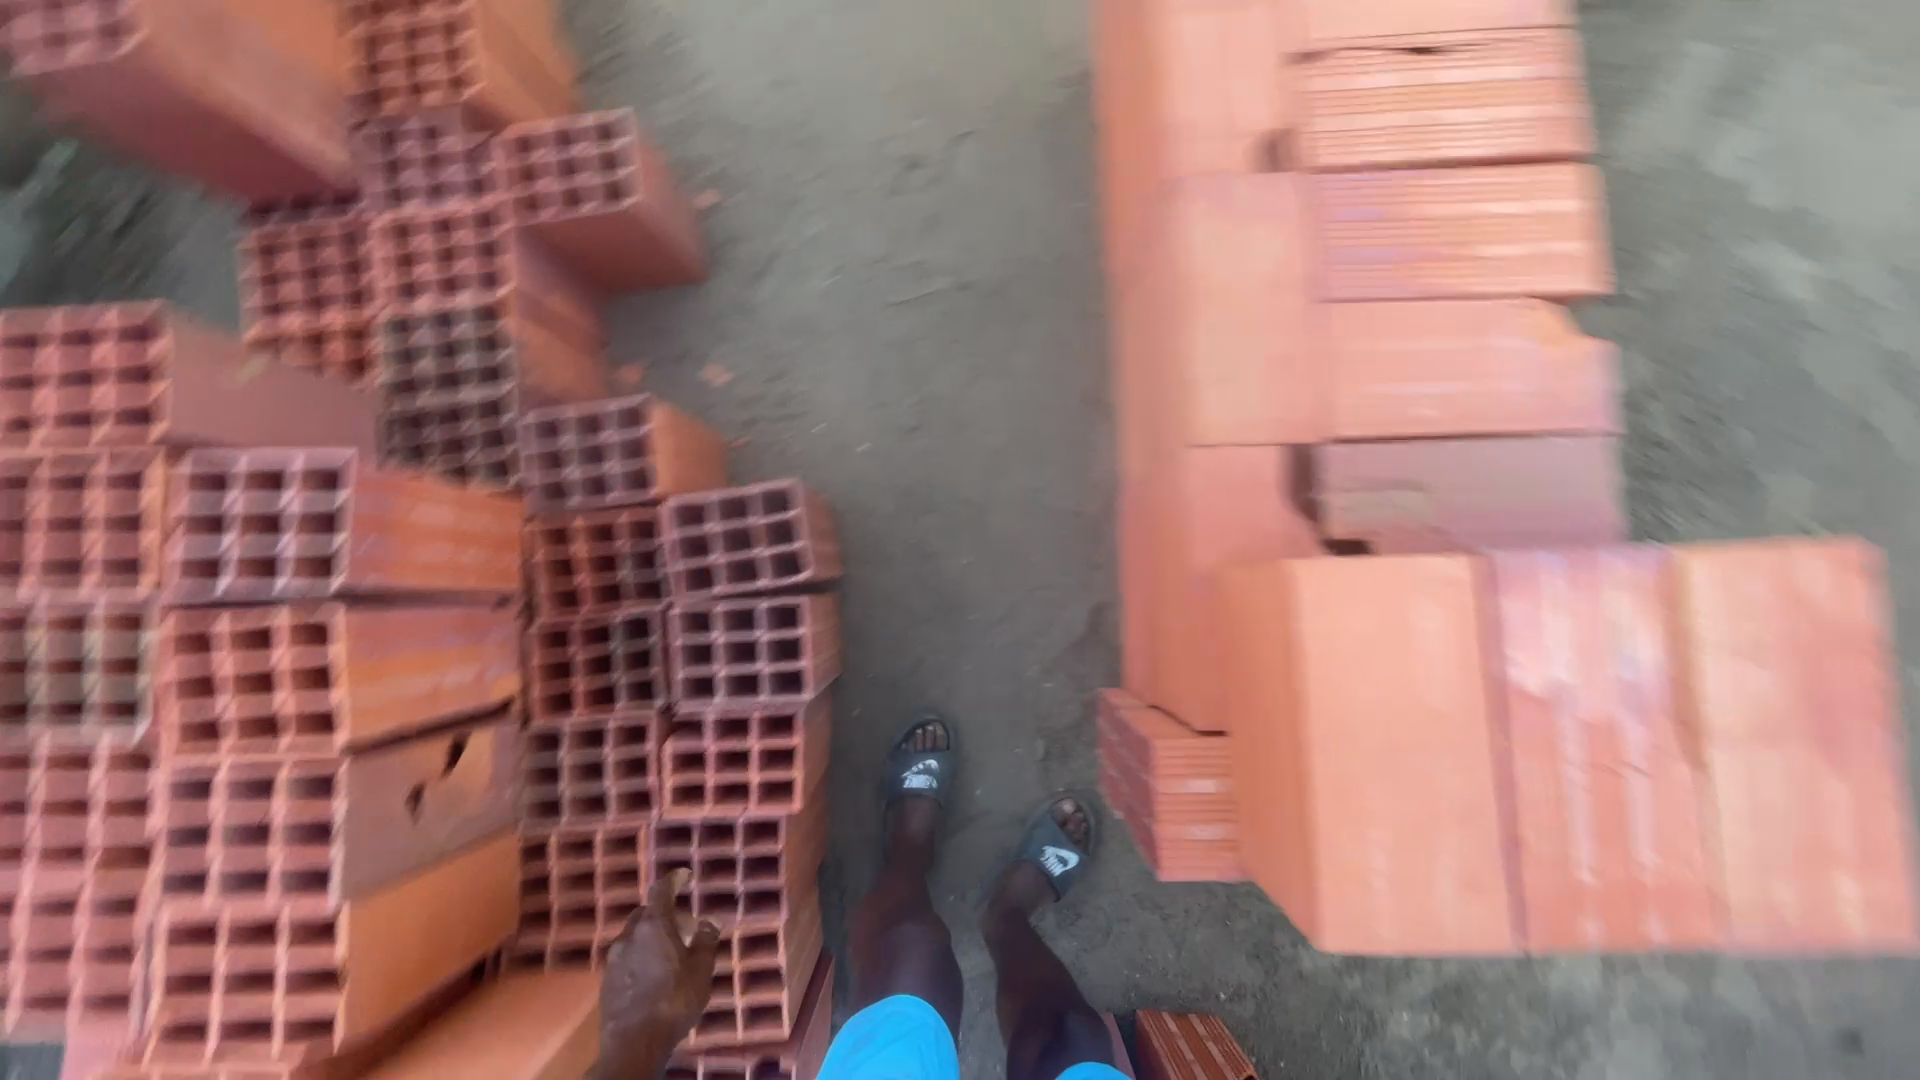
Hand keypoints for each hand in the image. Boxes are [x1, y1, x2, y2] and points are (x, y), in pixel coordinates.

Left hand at [590, 869, 722, 1078]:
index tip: (683, 876)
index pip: (661, 891)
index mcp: (654, 926)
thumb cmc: (673, 1000)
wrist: (633, 1044)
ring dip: (651, 936)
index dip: (673, 880)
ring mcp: (613, 960)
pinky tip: (653, 974)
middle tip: (684, 927)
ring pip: (634, 936)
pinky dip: (640, 955)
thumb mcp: (700, 971)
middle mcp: (629, 936)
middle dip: (665, 914)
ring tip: (670, 953)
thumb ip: (704, 942)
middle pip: (646, 913)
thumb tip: (707, 923)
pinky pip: (626, 957)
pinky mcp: (606, 982)